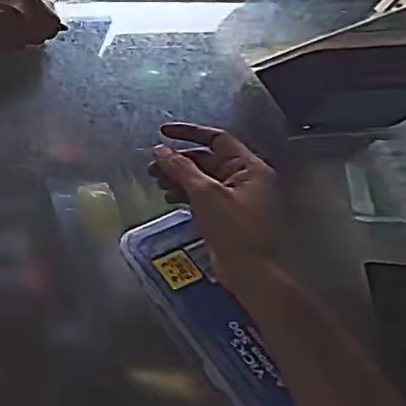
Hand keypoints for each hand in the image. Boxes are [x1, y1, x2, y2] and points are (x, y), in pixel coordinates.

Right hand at [150, 124, 280, 271]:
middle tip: (153, 165)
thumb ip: (181, 168)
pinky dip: (185, 192)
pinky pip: (202, 195)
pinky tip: (169, 197)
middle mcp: (245, 179)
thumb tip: (161, 150)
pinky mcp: (226, 214)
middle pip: (207, 159)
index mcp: (250, 169)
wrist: (252, 273)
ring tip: (156, 181)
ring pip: (201, 178)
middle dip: (178, 160)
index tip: (163, 132)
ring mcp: (236, 198)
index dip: (189, 133)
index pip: (217, 139)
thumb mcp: (206, 194)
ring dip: (178, 176)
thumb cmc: (235, 230)